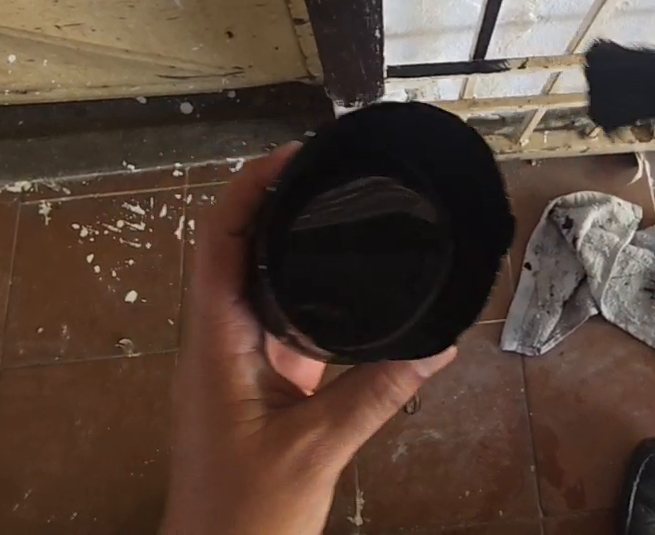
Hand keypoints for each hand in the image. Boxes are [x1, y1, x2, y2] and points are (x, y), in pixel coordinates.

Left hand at [160, 142, 455, 534]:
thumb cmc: (245, 517)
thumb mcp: (316, 449)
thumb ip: (377, 392)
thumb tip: (439, 342)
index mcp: (215, 343)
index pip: (217, 242)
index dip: (246, 190)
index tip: (292, 155)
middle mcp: (218, 338)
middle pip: (231, 246)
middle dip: (267, 198)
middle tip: (322, 166)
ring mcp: (235, 359)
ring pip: (251, 277)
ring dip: (281, 233)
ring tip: (331, 199)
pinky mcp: (256, 378)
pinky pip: (273, 311)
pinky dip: (299, 279)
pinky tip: (339, 272)